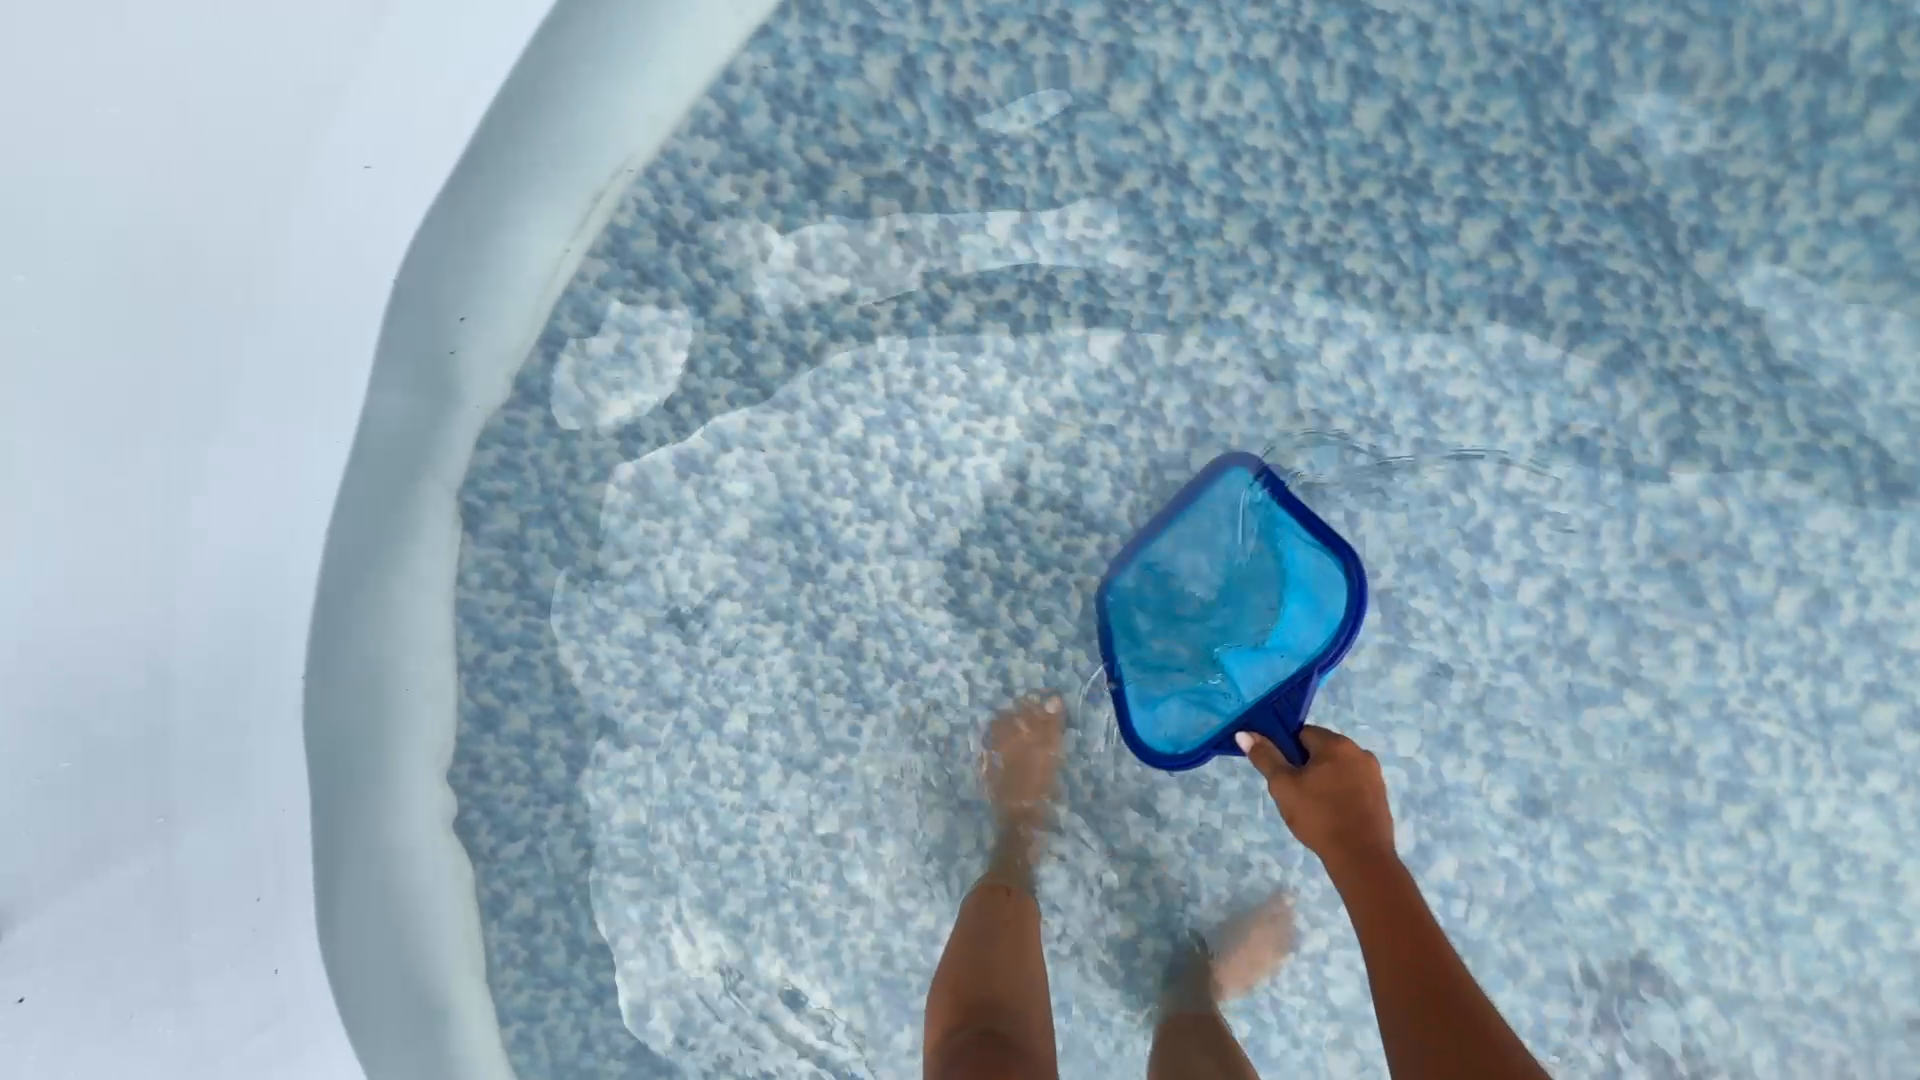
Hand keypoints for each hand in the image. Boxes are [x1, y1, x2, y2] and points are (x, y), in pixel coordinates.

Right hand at [1236, 726, 1394, 867]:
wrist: (1361, 857)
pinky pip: (1352, 784)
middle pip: (1321, 750)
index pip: (1301, 733)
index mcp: (1336, 744)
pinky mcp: (1381, 795)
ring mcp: (1374, 775)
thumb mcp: (1283, 786)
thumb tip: (1244, 733)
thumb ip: (1265, 757)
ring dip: (1323, 779)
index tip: (1283, 774)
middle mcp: (1359, 752)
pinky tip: (1331, 814)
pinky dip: (1339, 793)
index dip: (1287, 751)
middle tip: (1294, 792)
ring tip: (1312, 806)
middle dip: (1305, 766)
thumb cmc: (1318, 816)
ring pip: (1337, 768)